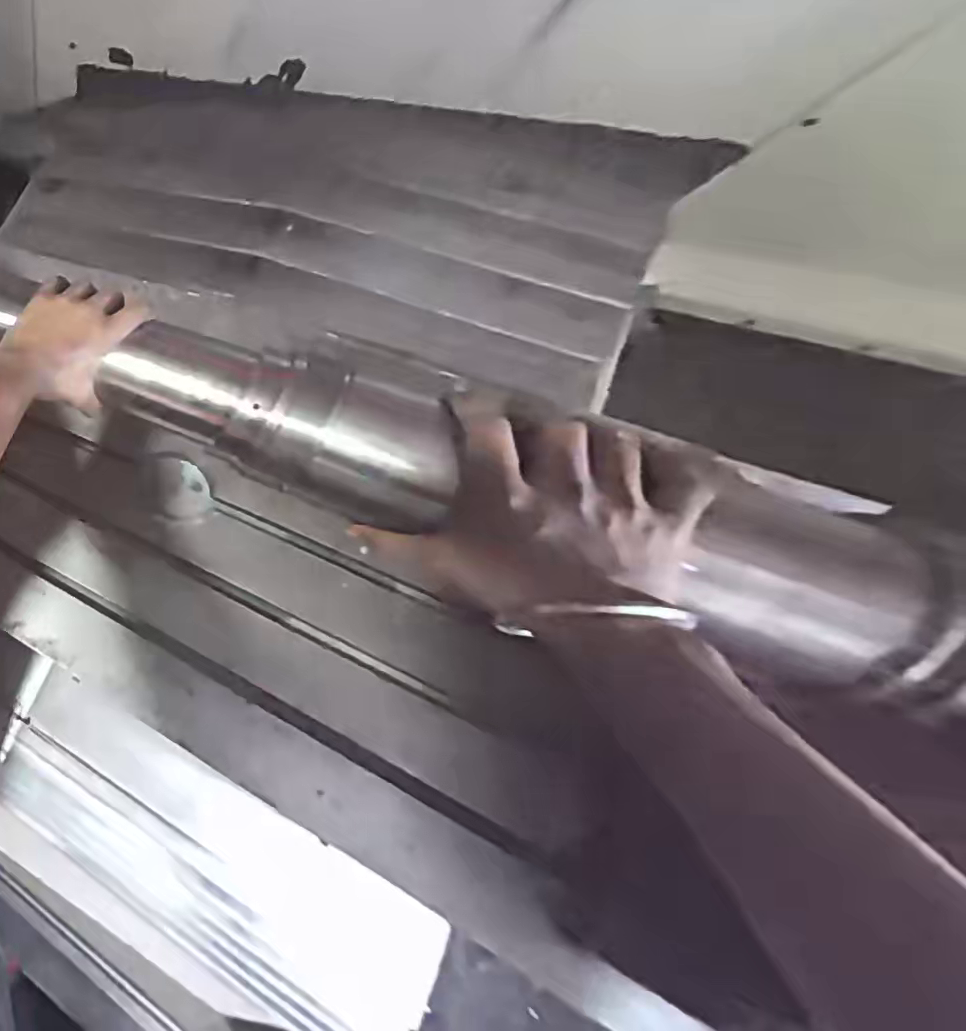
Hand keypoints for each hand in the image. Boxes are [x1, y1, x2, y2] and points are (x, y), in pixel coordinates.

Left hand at [0, 277, 148, 411]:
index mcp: (105, 332)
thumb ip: (91, 401)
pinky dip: (60, 286)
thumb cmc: (55, 381)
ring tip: (85, 301)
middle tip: (111, 310)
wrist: (20, 368)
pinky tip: (59, 293)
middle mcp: (89, 310)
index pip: (136, 311)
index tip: (143, 314)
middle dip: (115, 300)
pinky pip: (56, 282)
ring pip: (86, 285)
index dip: (143, 310)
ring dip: (89, 292)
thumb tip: (96, 413)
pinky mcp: (43, 298)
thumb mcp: (78, 394)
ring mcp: (65, 300)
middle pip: (112, 293)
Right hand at [352, 395, 726, 617]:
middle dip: (544, 424)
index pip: (488, 430)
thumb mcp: (444, 566)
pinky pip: (683, 477)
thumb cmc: (511, 592)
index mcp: (506, 491)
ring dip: (600, 438)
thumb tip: (349, 530)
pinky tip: (663, 461)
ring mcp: (620, 494)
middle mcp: (562, 481)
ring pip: (617, 441)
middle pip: (559, 427)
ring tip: (586, 446)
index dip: (475, 407)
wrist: (597, 630)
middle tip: (531, 433)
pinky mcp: (666, 515)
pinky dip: (676, 466)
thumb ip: (397, 544)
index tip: (464, 402)